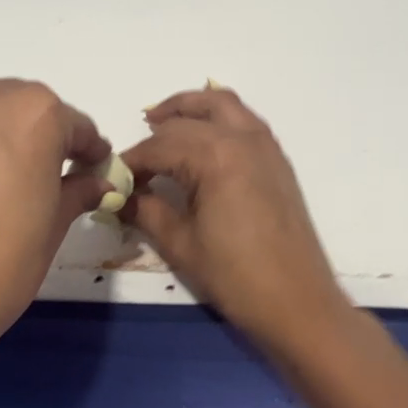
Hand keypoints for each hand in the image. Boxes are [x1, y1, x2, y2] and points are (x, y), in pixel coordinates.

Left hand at [0, 76, 111, 342]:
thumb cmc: (2, 265)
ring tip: (1, 187)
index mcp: (32, 114)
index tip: (94, 172)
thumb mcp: (53, 227)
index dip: (88, 151)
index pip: (74, 125)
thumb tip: (95, 183)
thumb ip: (77, 191)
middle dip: (40, 138)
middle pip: (24, 109)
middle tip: (48, 179)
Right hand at [123, 86, 347, 345]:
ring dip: (188, 109)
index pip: (159, 147)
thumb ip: (146, 211)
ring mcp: (265, 146)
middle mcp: (242, 139)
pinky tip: (199, 141)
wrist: (296, 302)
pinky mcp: (277, 160)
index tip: (110, 179)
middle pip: (186, 122)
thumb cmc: (235, 277)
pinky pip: (242, 120)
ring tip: (159, 124)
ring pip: (221, 105)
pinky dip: (216, 119)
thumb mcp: (180, 244)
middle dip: (154, 138)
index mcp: (215, 157)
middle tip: (132, 164)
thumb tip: (118, 197)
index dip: (130, 162)